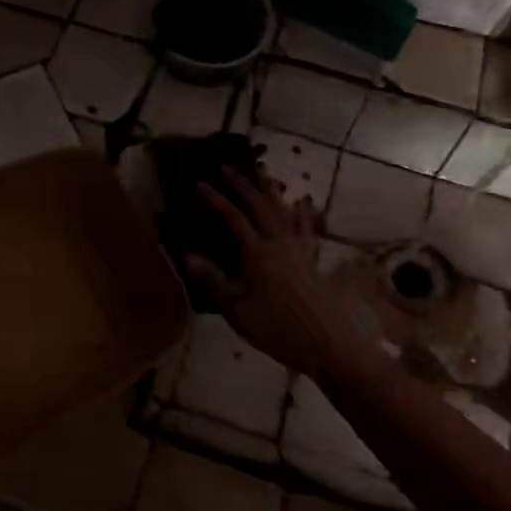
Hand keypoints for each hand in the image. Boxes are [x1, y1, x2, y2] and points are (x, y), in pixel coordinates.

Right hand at [185, 168, 378, 378]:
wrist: (324, 343)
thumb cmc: (274, 328)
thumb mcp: (236, 308)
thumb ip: (214, 279)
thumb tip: (186, 255)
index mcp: (258, 253)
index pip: (233, 217)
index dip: (216, 199)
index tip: (200, 184)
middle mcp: (280, 243)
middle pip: (260, 205)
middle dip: (242, 184)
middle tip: (226, 167)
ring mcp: (300, 248)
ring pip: (285, 209)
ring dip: (271, 189)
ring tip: (263, 171)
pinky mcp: (313, 259)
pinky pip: (308, 227)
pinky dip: (304, 211)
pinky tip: (303, 200)